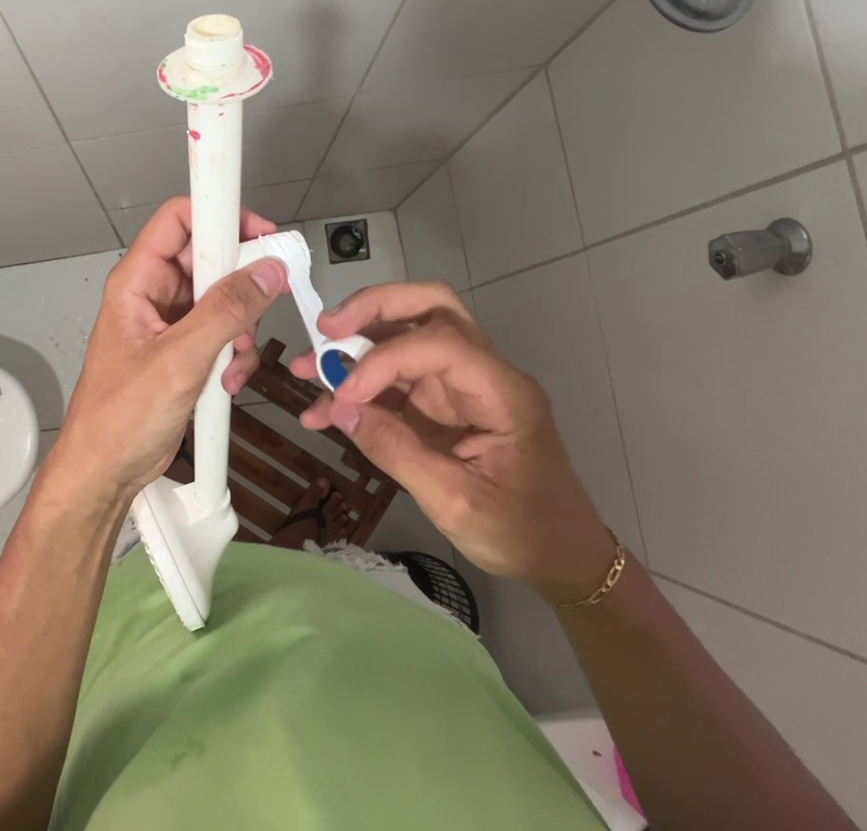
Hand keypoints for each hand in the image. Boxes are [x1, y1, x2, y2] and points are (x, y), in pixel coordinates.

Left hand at [51, 198, 286, 507]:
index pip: (179, 220)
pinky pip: (223, 333)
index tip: (260, 233)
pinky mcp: (185, 352)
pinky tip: (228, 380)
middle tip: (264, 303)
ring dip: (241, 328)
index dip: (221, 216)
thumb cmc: (117, 420)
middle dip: (242, 284)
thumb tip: (265, 272)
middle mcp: (153, 296)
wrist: (106, 471)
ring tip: (235, 359)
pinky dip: (235, 353)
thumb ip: (225, 312)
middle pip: (210, 259)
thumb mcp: (178, 361)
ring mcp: (171, 325)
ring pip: (223, 299)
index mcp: (136, 282)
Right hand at [293, 282, 614, 603]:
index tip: (343, 395)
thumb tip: (340, 410)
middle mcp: (484, 375)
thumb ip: (396, 452)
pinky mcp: (443, 406)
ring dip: (355, 345)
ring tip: (305, 366)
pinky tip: (324, 410)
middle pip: (431, 310)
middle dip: (374, 309)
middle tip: (324, 328)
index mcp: (503, 394)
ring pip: (408, 337)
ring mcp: (463, 387)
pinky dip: (359, 388)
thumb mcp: (456, 502)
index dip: (384, 359)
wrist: (561, 556)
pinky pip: (396, 382)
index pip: (440, 344)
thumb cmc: (523, 532)